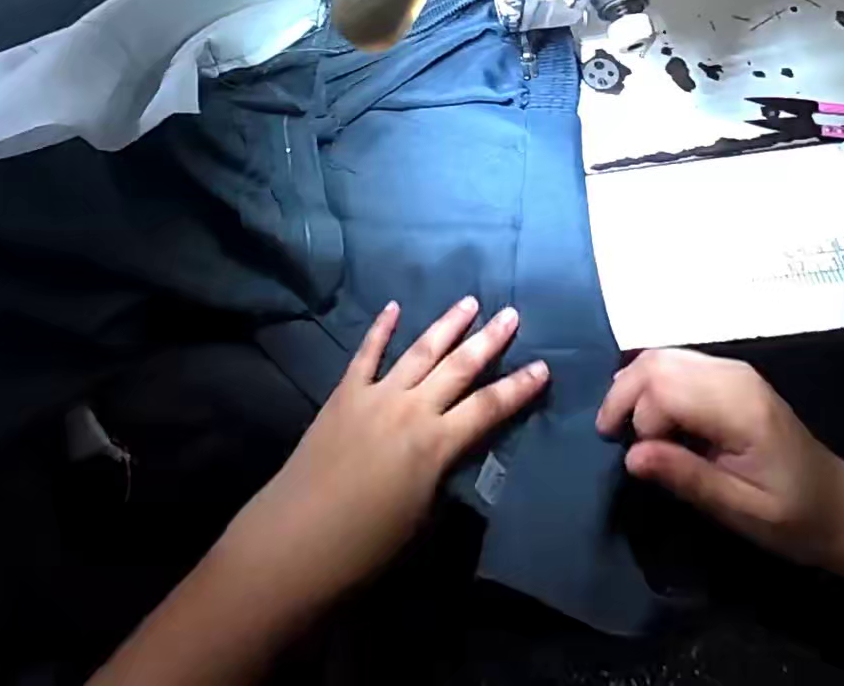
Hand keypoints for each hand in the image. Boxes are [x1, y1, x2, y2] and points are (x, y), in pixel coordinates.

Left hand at [218, 297, 549, 604]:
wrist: (300, 536)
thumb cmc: (369, 543)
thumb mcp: (424, 516)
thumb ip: (444, 475)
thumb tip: (453, 450)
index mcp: (436, 445)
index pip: (488, 409)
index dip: (518, 388)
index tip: (543, 366)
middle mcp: (410, 408)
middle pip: (458, 367)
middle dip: (488, 340)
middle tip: (511, 314)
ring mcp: (375, 394)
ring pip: (418, 351)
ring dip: (446, 325)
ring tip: (468, 302)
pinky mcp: (345, 392)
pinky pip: (366, 353)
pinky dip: (380, 329)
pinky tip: (393, 306)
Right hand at [597, 348, 843, 567]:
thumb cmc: (796, 518)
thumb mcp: (743, 512)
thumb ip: (687, 478)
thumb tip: (630, 455)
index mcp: (742, 410)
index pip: (666, 392)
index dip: (641, 421)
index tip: (640, 457)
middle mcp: (733, 376)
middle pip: (656, 364)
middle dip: (623, 394)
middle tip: (610, 431)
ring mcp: (730, 369)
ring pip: (658, 356)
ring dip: (630, 384)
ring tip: (622, 420)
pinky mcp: (725, 372)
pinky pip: (671, 360)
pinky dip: (646, 378)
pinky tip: (643, 405)